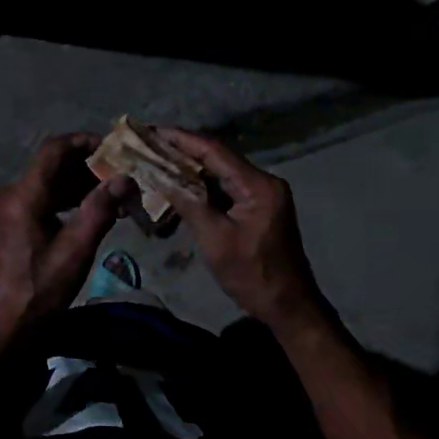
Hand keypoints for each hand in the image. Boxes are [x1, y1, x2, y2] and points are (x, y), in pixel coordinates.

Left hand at [0, 134, 135, 354]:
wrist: (5, 324)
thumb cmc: (39, 288)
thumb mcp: (75, 250)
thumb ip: (100, 210)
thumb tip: (126, 178)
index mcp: (26, 194)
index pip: (55, 149)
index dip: (84, 142)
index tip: (115, 148)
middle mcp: (18, 193)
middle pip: (56, 164)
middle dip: (90, 165)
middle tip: (124, 173)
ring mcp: (18, 209)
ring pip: (54, 182)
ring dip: (84, 183)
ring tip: (119, 192)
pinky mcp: (22, 224)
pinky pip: (50, 199)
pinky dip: (74, 199)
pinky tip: (100, 211)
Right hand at [155, 129, 321, 329]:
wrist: (288, 307)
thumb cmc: (252, 274)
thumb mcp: (215, 239)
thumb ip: (188, 203)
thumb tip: (159, 177)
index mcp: (258, 185)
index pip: (214, 151)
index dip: (182, 139)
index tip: (154, 131)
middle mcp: (263, 181)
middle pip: (217, 157)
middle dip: (183, 150)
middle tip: (150, 144)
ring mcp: (262, 194)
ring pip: (220, 172)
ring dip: (190, 167)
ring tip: (158, 159)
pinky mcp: (257, 206)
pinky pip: (225, 187)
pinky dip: (202, 185)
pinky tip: (178, 183)